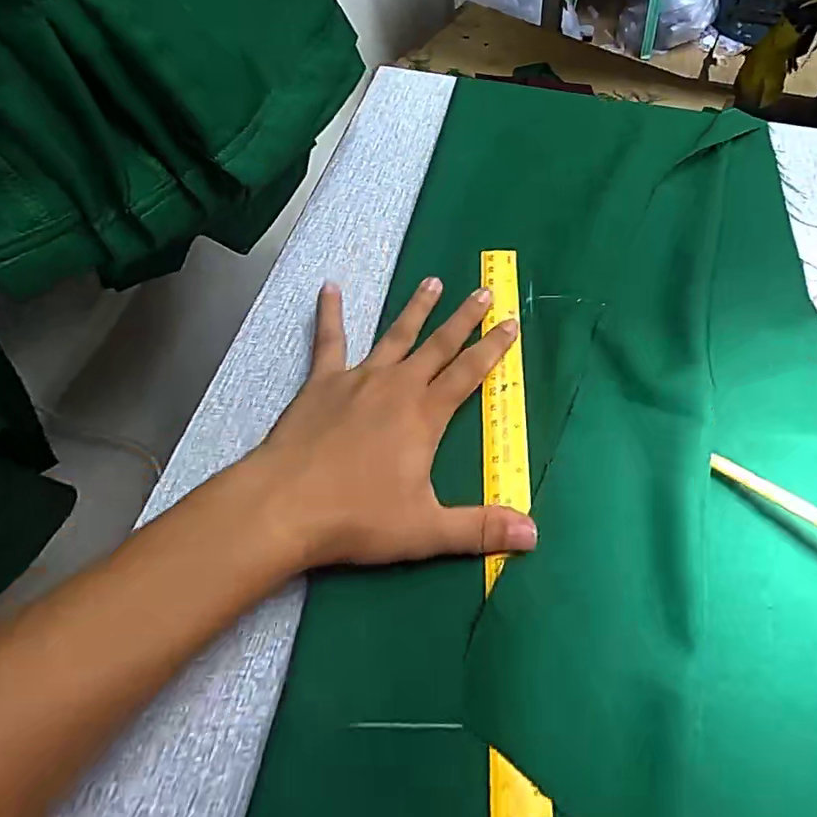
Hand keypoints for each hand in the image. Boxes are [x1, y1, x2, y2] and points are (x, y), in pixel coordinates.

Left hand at [240, 277, 536, 568]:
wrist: (282, 508)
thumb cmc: (357, 517)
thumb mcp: (426, 529)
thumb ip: (481, 528)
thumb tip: (534, 535)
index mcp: (425, 415)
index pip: (470, 373)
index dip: (493, 348)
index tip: (511, 324)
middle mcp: (397, 387)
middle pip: (439, 345)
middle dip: (465, 317)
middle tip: (484, 290)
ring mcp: (358, 380)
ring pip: (396, 335)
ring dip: (417, 308)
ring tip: (433, 281)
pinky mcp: (321, 383)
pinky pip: (329, 341)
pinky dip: (330, 314)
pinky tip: (330, 288)